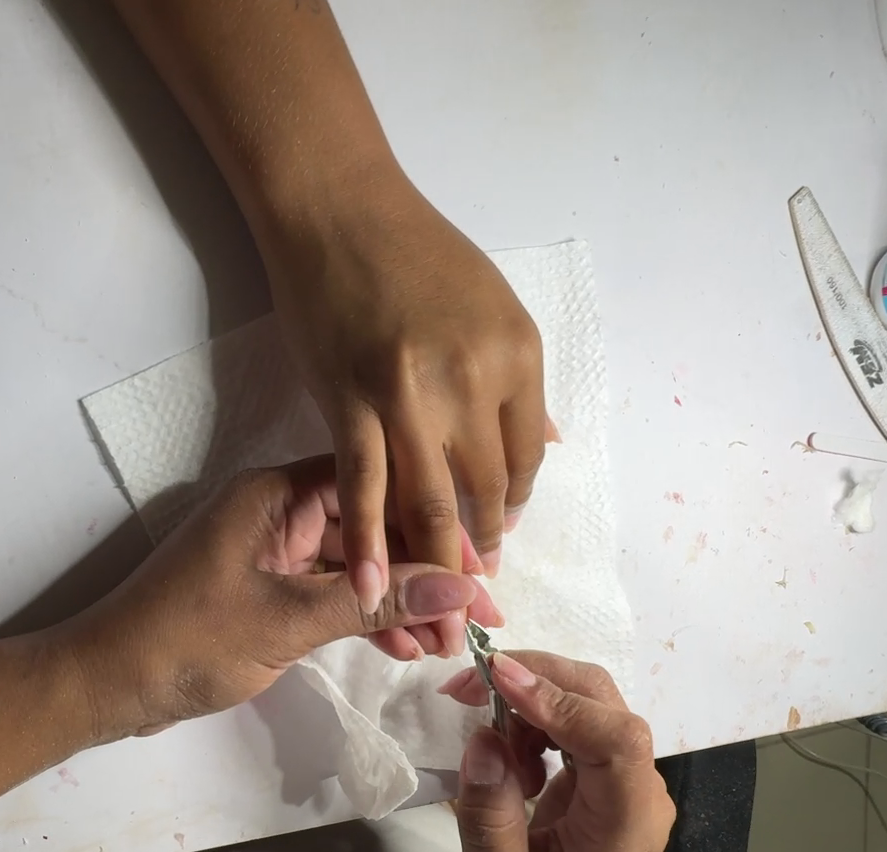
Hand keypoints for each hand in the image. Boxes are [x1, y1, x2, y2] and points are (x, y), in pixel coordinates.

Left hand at [61, 457, 499, 740]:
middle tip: (477, 619)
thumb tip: (460, 586)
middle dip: (424, 574)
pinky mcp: (273, 588)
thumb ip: (373, 602)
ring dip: (400, 602)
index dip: (432, 524)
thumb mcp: (286, 620)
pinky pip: (334, 593)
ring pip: (358, 566)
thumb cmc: (187, 640)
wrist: (111, 683)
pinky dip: (366, 618)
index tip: (481, 570)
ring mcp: (277, 552)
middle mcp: (281, 511)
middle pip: (372, 528)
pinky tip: (405, 646)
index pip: (374, 486)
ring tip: (448, 643)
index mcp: (277, 494)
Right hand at [264, 180, 550, 613]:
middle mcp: (473, 381)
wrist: (337, 212)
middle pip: (483, 490)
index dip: (513, 504)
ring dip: (433, 561)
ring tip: (434, 605)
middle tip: (471, 587)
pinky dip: (369, 545)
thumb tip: (548, 441)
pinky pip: (365, 489)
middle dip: (480, 547)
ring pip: (428, 502)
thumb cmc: (414, 252)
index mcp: (517, 353)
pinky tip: (372, 589)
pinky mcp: (351, 406)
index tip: (497, 529)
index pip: (525, 456)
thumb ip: (517, 380)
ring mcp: (409, 397)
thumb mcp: (492, 303)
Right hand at [438, 651, 675, 851]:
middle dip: (529, 677)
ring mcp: (632, 765)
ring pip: (584, 691)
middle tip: (461, 692)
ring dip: (523, 696)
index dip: (560, 702)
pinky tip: (511, 754)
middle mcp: (641, 787)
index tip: (498, 680)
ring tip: (490, 748)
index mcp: (622, 832)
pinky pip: (573, 704)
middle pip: (601, 698)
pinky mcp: (613, 752)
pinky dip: (529, 708)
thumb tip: (484, 739)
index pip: (617, 744)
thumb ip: (488, 825)